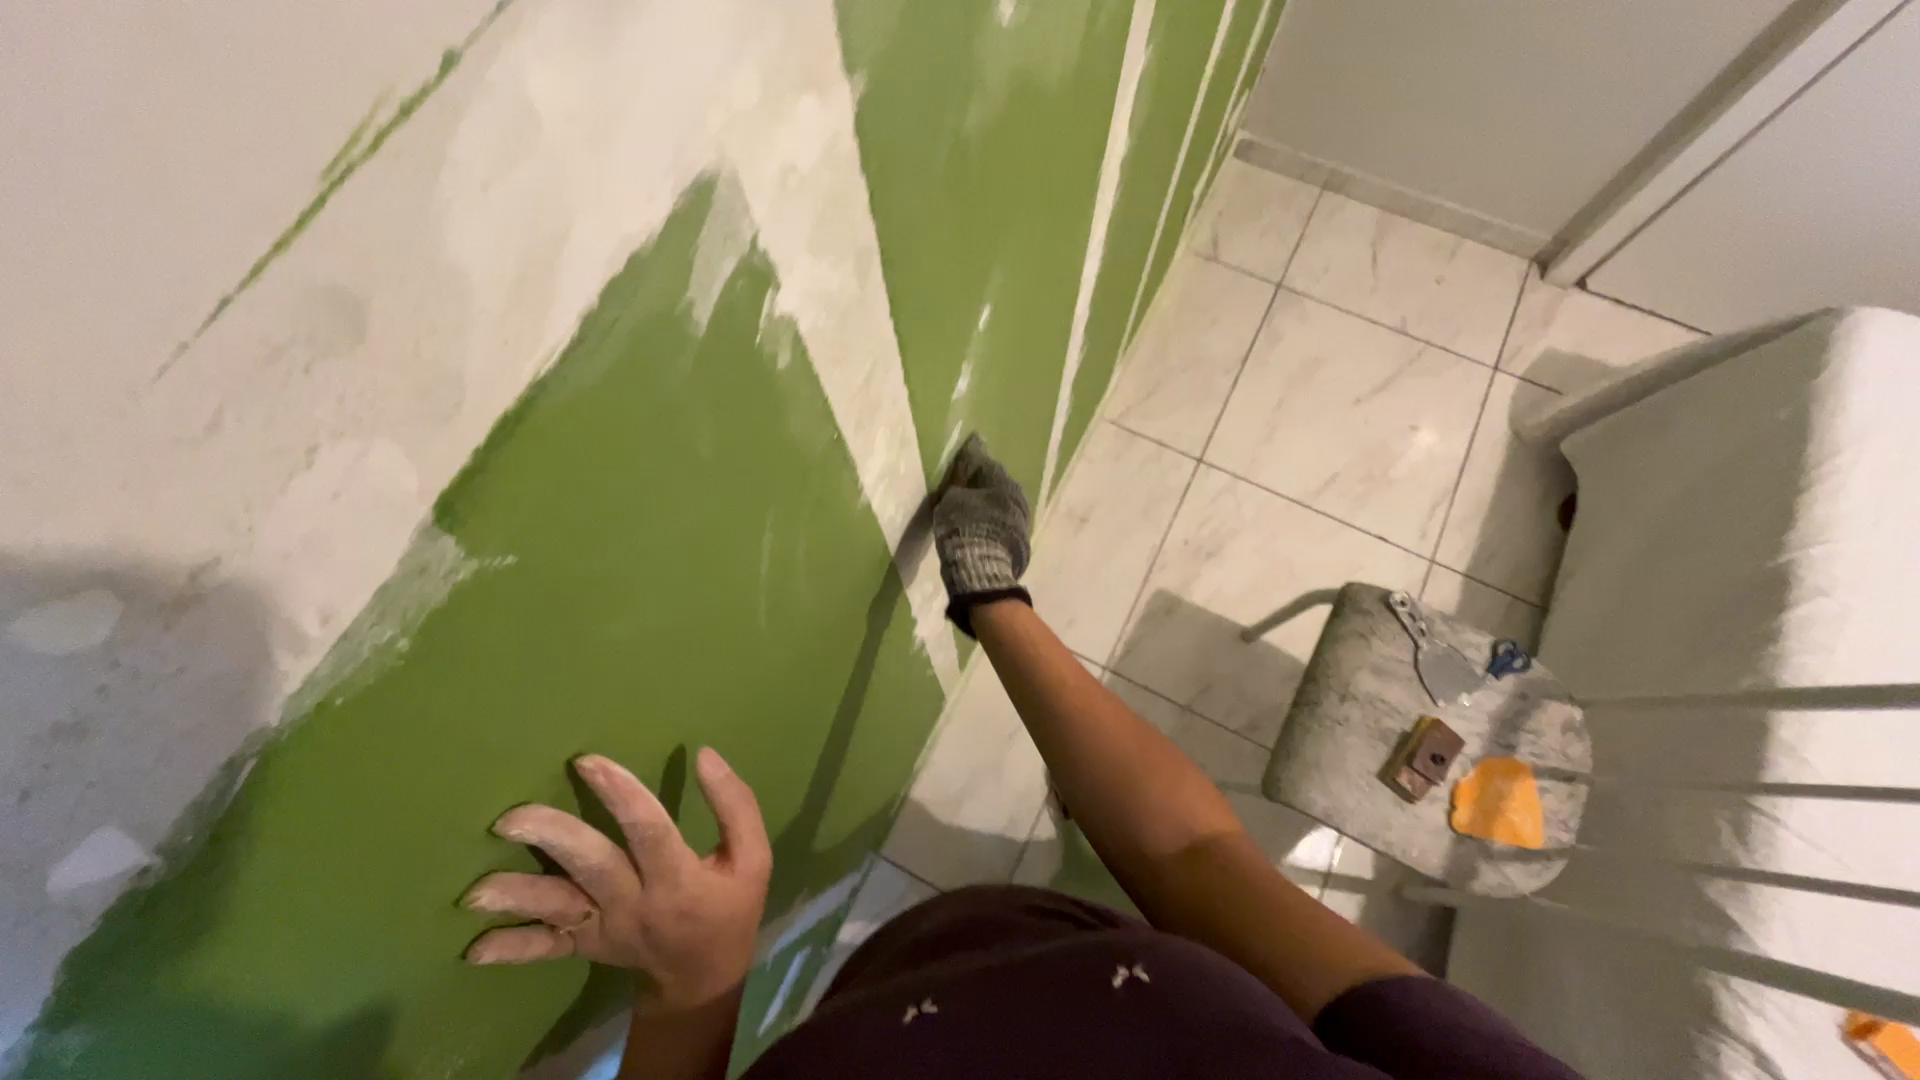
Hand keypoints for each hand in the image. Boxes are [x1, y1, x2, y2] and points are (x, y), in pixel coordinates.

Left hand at [463, 748, 771, 1013]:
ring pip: (559, 909)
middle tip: (511, 817)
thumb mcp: (753, 857)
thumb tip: (705, 756)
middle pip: (592, 867)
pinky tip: (475, 948)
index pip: (650, 832)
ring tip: (476, 889)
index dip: (622, 795)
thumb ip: (736, 806)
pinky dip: (511, 948)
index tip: (589, 761)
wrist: (704, 976)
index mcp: (680, 880)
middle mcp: (637, 904)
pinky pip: (546, 949)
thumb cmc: (731, 906)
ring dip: (517, 897)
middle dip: (553, 840)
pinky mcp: (585, 946)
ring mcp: (606, 929)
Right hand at [932, 433, 1032, 635]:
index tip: (964, 459)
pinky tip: (983, 528)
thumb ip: (957, 488)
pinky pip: (1004, 524)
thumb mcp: (950, 501)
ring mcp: (1023, 520)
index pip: (986, 463)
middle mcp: (1017, 496)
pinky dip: (994, 522)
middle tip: (968, 486)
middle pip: (998, 484)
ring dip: (991, 505)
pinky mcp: (1021, 541)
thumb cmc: (964, 526)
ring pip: (1004, 505)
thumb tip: (960, 487)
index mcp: (1002, 481)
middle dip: (984, 484)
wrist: (983, 567)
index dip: (973, 460)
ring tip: (974, 509)